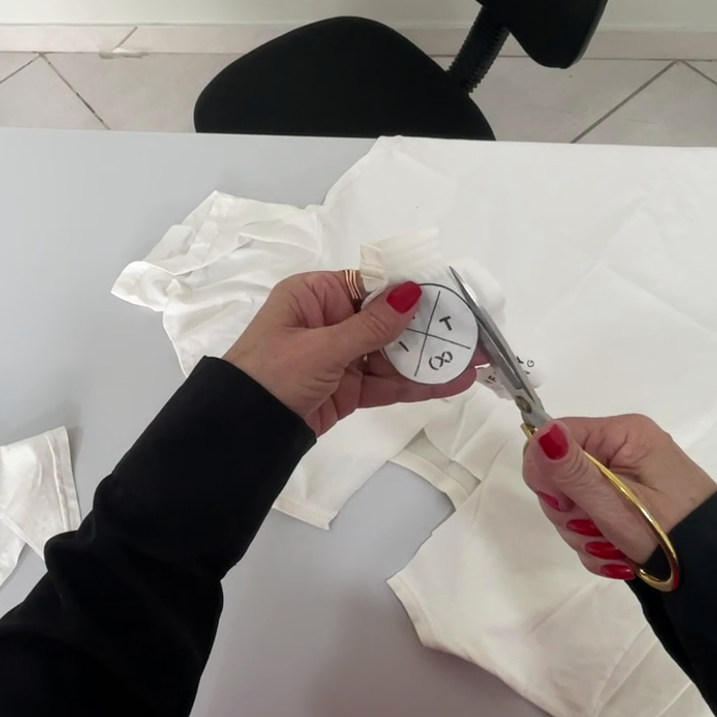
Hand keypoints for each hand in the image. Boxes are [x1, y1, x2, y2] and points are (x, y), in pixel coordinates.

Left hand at [224, 271, 479, 434]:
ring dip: (430, 359)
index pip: (370, 286)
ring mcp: (337, 357)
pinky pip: (384, 382)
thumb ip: (371, 326)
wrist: (241, 430)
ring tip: (475, 361)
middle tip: (475, 332)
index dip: (410, 291)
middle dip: (429, 328)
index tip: (451, 295)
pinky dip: (415, 384)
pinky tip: (449, 383)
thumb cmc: (270, 374)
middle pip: (387, 320)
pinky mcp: (345, 389)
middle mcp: (327, 321)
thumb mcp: (321, 347)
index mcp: (312, 296)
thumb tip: (412, 292)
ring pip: (390, 354)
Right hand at [521, 415, 716, 578]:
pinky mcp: (625, 497)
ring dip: (581, 531)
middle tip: (594, 533)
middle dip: (568, 510)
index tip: (565, 505)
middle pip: (558, 470)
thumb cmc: (671, 535)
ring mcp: (623, 473)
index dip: (546, 472)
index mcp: (621, 434)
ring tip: (611, 550)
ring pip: (569, 497)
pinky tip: (615, 555)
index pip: (552, 435)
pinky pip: (587, 513)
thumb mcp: (617, 506)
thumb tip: (540, 433)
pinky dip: (593, 539)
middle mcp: (620, 446)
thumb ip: (574, 472)